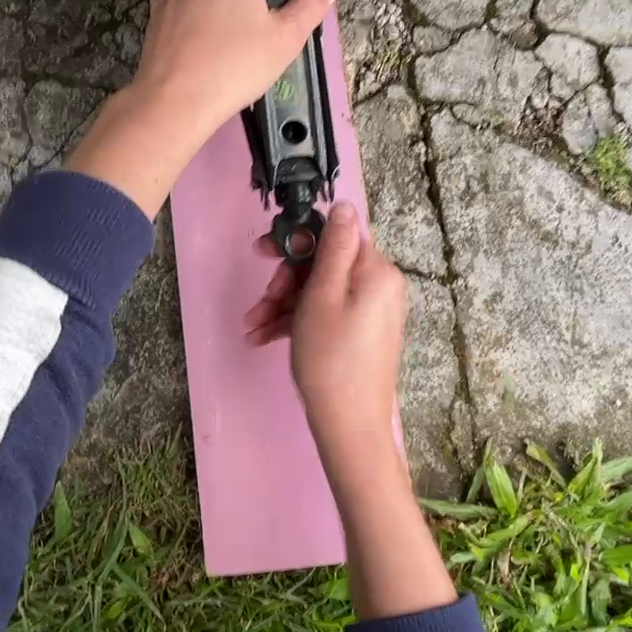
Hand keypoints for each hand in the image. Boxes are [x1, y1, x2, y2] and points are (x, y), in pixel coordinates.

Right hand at [245, 201, 406, 464]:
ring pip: (318, 291)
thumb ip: (333, 246)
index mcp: (376, 272)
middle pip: (323, 264)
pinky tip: (264, 337)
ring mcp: (370, 312)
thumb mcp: (323, 295)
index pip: (334, 235)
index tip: (265, 252)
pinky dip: (296, 321)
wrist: (349, 427)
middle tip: (261, 300)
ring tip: (253, 327)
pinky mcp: (360, 334)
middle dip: (285, 281)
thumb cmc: (330, 358)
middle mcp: (379, 286)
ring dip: (282, 304)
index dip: (297, 241)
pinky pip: (325, 313)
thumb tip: (344, 204)